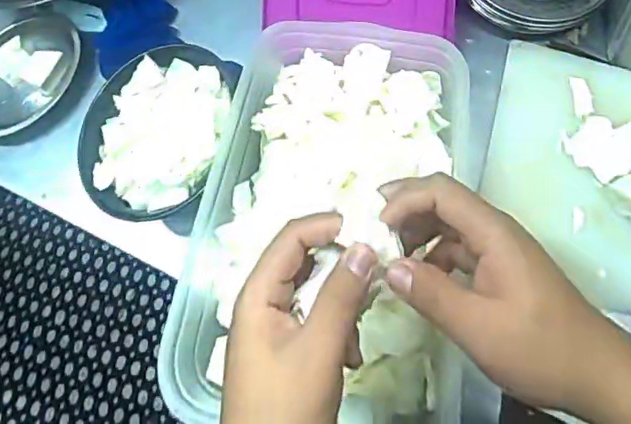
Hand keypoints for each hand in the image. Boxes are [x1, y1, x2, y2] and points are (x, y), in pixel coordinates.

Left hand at [222, 213, 376, 423]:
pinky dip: (336, 331)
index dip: (326, 224)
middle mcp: (262, 303)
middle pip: (303, 263)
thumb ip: (341, 295)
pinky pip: (315, 321)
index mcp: (257, 293)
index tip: (365, 226)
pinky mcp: (286, 352)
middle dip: (339, 269)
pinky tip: (350, 357)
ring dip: (340, 306)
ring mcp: (273, 329)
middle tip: (373, 272)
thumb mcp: (318, 349)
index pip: (291, 237)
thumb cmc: (286, 409)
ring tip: (357, 331)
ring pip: (313, 293)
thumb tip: (364, 245)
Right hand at [380, 174, 610, 414]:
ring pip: (449, 221)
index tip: (377, 226)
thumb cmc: (542, 347)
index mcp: (492, 230)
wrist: (600, 374)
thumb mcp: (480, 328)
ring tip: (390, 251)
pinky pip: (459, 244)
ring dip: (417, 230)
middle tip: (371, 224)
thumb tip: (389, 267)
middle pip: (442, 198)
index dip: (404, 199)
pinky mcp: (501, 266)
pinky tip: (420, 276)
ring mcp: (499, 246)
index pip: (439, 190)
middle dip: (405, 206)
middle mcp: (494, 228)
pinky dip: (433, 252)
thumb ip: (432, 294)